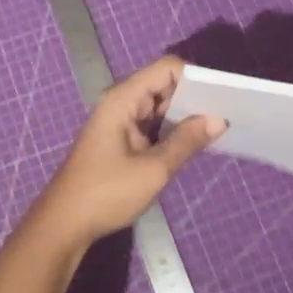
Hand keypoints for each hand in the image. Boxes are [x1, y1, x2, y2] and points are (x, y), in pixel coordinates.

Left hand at [32, 57, 224, 248]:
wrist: (65, 224)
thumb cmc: (107, 193)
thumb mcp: (154, 169)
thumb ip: (187, 141)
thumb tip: (219, 119)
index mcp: (124, 99)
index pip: (166, 68)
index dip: (194, 77)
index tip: (222, 97)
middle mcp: (121, 102)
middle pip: (164, 85)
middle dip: (193, 97)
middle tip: (227, 115)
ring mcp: (120, 121)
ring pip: (160, 107)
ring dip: (185, 116)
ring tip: (218, 129)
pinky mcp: (121, 140)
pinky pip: (153, 125)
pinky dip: (172, 131)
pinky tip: (194, 144)